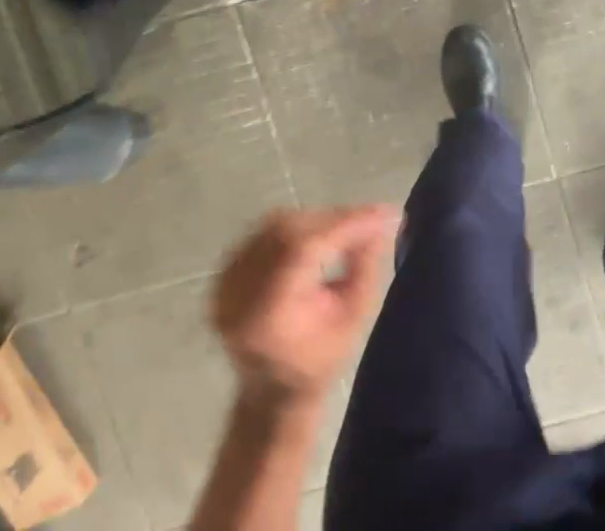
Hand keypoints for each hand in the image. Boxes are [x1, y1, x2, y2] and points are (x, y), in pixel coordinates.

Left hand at [211, 205, 395, 399]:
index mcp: (269, 313)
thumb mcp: (354, 319)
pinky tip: (315, 237)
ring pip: (272, 226)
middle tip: (366, 219)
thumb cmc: (319, 360)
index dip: (345, 224)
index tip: (381, 214)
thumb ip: (366, 268)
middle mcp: (238, 293)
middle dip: (332, 219)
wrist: (271, 390)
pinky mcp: (222, 278)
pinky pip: (259, 236)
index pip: (305, 249)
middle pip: (287, 231)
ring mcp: (224, 285)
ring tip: (343, 228)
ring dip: (313, 220)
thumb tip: (380, 222)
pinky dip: (291, 229)